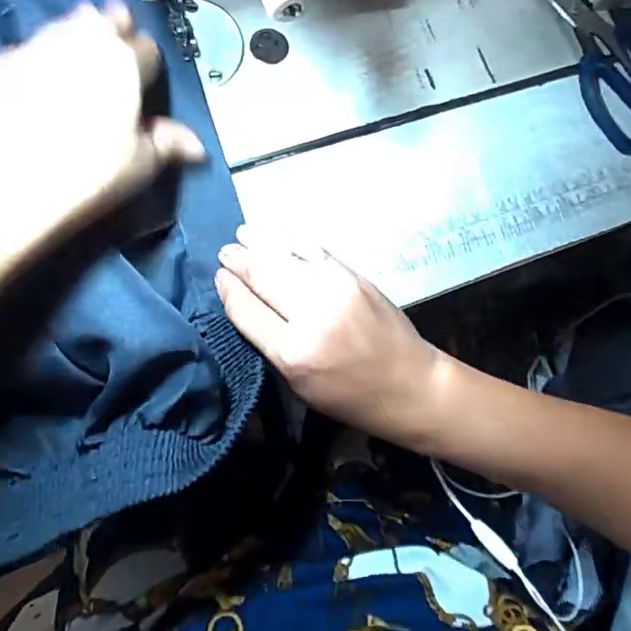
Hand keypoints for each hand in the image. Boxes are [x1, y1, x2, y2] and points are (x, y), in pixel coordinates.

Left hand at [0, 1, 204, 238]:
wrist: (9, 182)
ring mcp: (39, 47)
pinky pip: (31, 47)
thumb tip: (197, 145)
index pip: (147, 49)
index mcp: (124, 62)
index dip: (149, 63)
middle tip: (114, 49)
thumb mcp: (141, 164)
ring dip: (77, 35)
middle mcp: (83, 42)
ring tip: (79, 57)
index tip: (146, 77)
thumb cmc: (91, 172)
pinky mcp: (3, 62)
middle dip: (113, 29)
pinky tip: (40, 78)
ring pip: (66, 25)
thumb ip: (168, 143)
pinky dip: (42, 55)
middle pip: (104, 20)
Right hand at [216, 226, 453, 446]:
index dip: (229, 289)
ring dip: (263, 243)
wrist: (410, 384)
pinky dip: (296, 242)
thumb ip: (271, 344)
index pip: (247, 310)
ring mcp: (337, 292)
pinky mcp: (357, 279)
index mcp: (293, 353)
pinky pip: (318, 253)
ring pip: (289, 258)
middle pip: (265, 277)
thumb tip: (246, 304)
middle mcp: (313, 317)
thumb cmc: (350, 396)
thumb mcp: (299, 386)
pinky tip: (282, 236)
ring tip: (244, 234)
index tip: (220, 276)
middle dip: (241, 261)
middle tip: (225, 252)